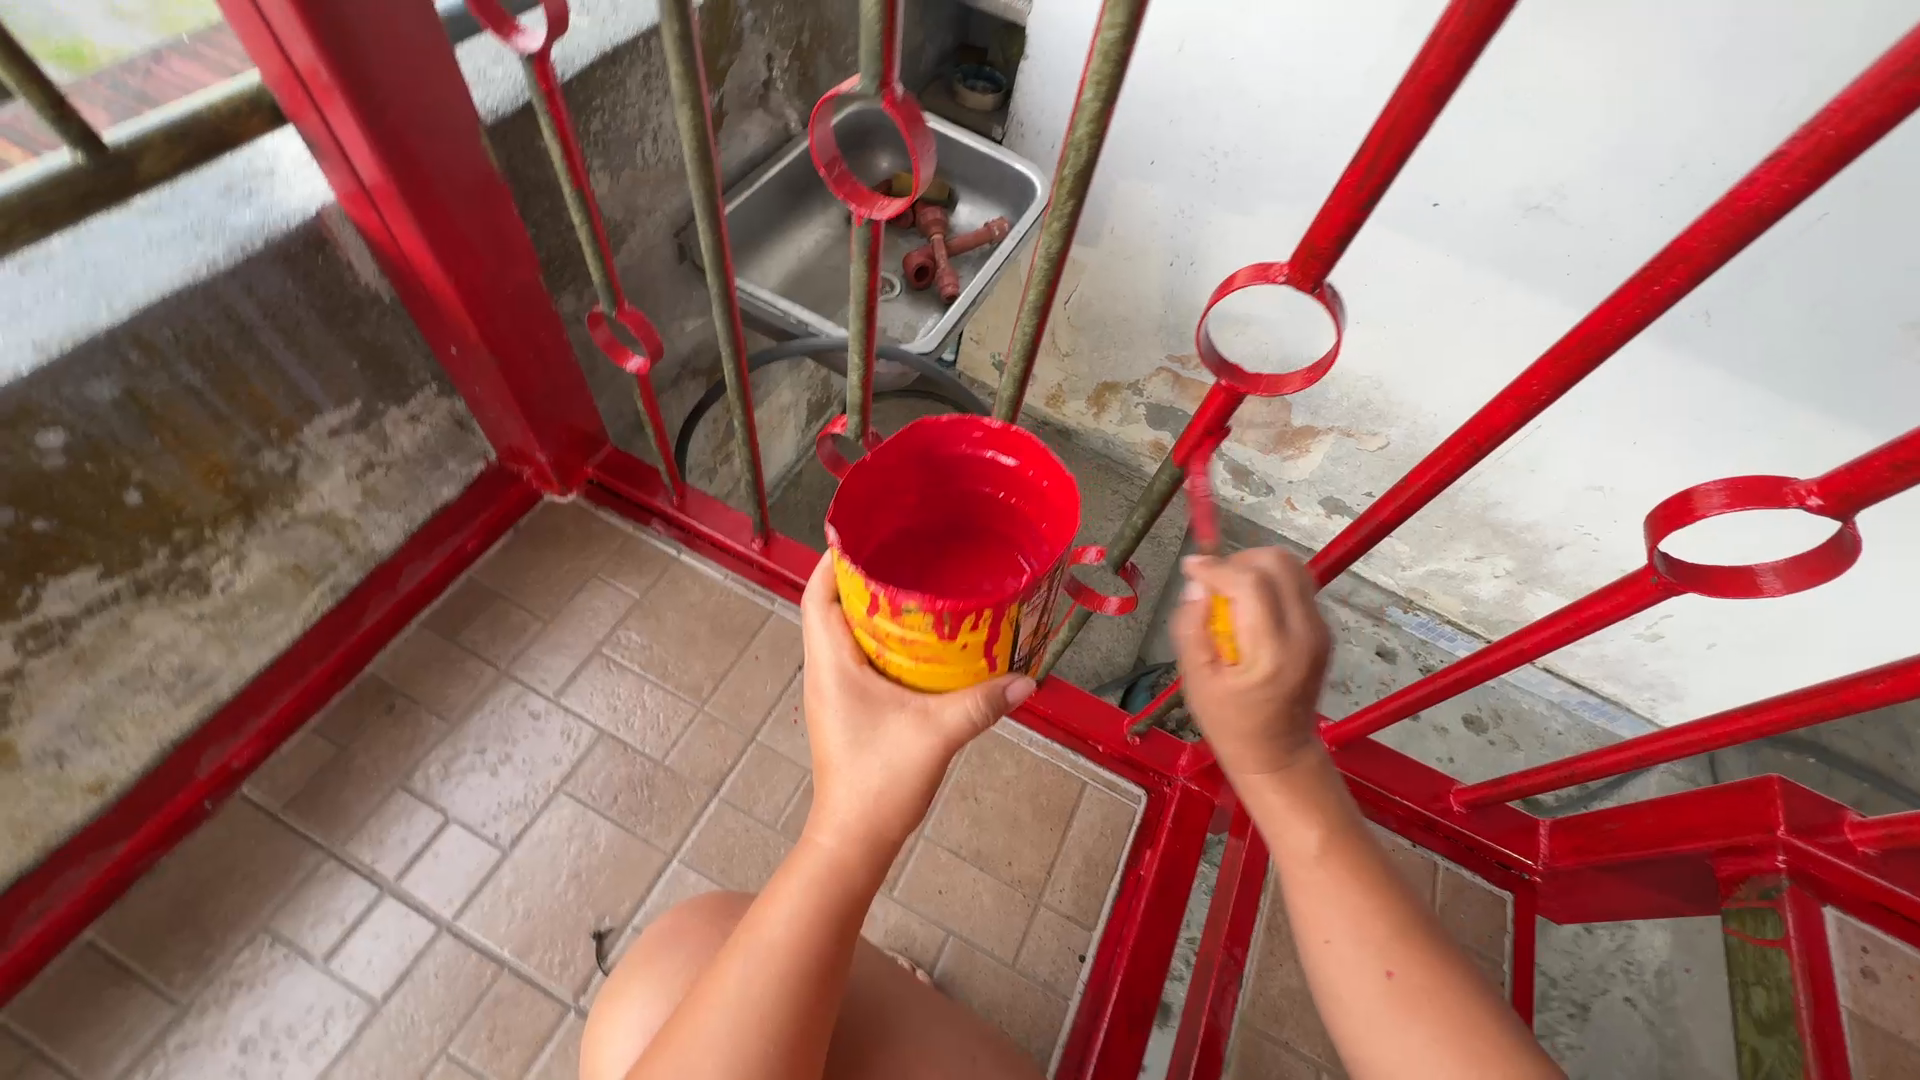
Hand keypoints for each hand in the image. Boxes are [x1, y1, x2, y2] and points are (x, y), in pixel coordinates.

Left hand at [797, 554, 1035, 869]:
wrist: (854, 840)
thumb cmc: (879, 784)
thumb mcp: (937, 734)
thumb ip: (982, 703)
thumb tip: (1027, 680)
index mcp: (830, 664)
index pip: (816, 595)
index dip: (833, 560)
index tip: (866, 534)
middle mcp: (825, 671)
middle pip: (831, 607)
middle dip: (861, 577)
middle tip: (904, 554)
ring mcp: (835, 692)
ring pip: (846, 633)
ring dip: (872, 608)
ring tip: (915, 588)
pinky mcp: (850, 709)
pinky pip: (860, 658)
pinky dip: (884, 640)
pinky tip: (921, 643)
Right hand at [1171, 548, 1330, 778]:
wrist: (1279, 753)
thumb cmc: (1230, 723)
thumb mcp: (1195, 680)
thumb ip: (1191, 628)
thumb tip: (1196, 585)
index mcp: (1272, 650)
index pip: (1250, 582)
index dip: (1216, 567)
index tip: (1190, 568)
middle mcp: (1305, 632)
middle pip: (1277, 562)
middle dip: (1238, 561)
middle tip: (1213, 583)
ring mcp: (1319, 629)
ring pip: (1291, 566)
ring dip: (1255, 568)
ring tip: (1230, 592)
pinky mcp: (1322, 629)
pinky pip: (1297, 584)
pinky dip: (1269, 582)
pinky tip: (1248, 608)